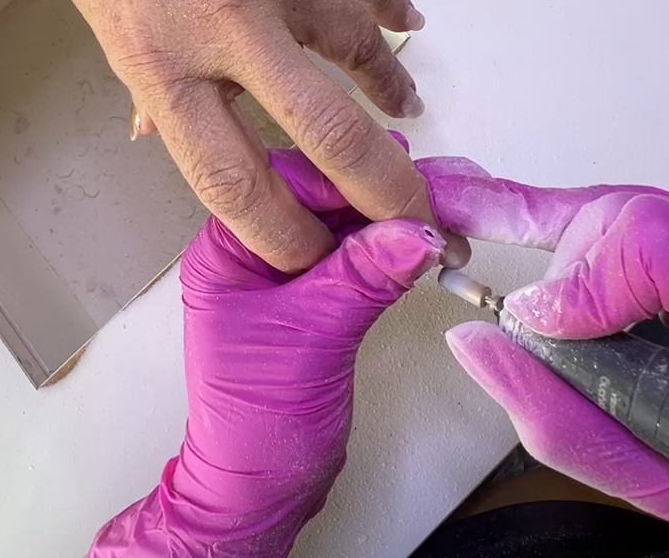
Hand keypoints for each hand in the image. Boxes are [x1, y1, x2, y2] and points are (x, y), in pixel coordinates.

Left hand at [13, 0, 435, 272]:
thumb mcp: (102, 19)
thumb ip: (154, 84)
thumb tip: (172, 135)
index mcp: (161, 61)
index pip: (234, 182)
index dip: (285, 235)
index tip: (315, 253)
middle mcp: (228, 21)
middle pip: (330, 134)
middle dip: (386, 192)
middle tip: (414, 221)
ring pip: (363, 46)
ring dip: (389, 87)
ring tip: (403, 108)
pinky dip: (388, 6)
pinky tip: (399, 23)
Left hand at [91, 147, 446, 556]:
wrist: (260, 488)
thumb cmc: (254, 425)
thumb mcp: (313, 338)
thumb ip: (362, 277)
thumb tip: (414, 228)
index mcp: (228, 246)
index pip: (290, 184)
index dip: (350, 180)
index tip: (404, 185)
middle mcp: (254, 249)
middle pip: (321, 196)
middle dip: (379, 196)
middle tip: (434, 194)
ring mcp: (285, 269)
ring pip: (344, 222)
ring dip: (394, 220)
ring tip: (440, 215)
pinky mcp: (315, 291)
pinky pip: (356, 252)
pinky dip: (393, 247)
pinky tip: (423, 242)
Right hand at [420, 157, 668, 555]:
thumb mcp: (667, 485)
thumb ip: (563, 419)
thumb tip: (473, 341)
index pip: (661, 246)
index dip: (584, 281)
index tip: (538, 326)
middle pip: (620, 218)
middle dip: (566, 281)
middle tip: (554, 344)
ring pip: (610, 205)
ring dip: (565, 259)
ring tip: (551, 314)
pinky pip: (617, 204)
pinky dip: (546, 212)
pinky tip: (479, 199)